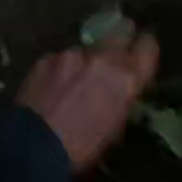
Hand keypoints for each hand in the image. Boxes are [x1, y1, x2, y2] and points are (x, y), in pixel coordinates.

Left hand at [16, 19, 158, 171]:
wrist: (34, 147)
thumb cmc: (82, 147)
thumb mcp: (115, 126)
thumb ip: (123, 96)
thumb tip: (123, 86)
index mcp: (127, 78)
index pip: (148, 46)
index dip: (144, 49)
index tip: (139, 54)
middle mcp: (104, 58)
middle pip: (120, 34)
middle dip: (118, 44)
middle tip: (109, 62)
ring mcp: (73, 54)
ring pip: (87, 49)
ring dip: (85, 61)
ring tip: (73, 83)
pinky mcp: (48, 57)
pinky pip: (62, 58)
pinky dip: (61, 69)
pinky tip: (52, 87)